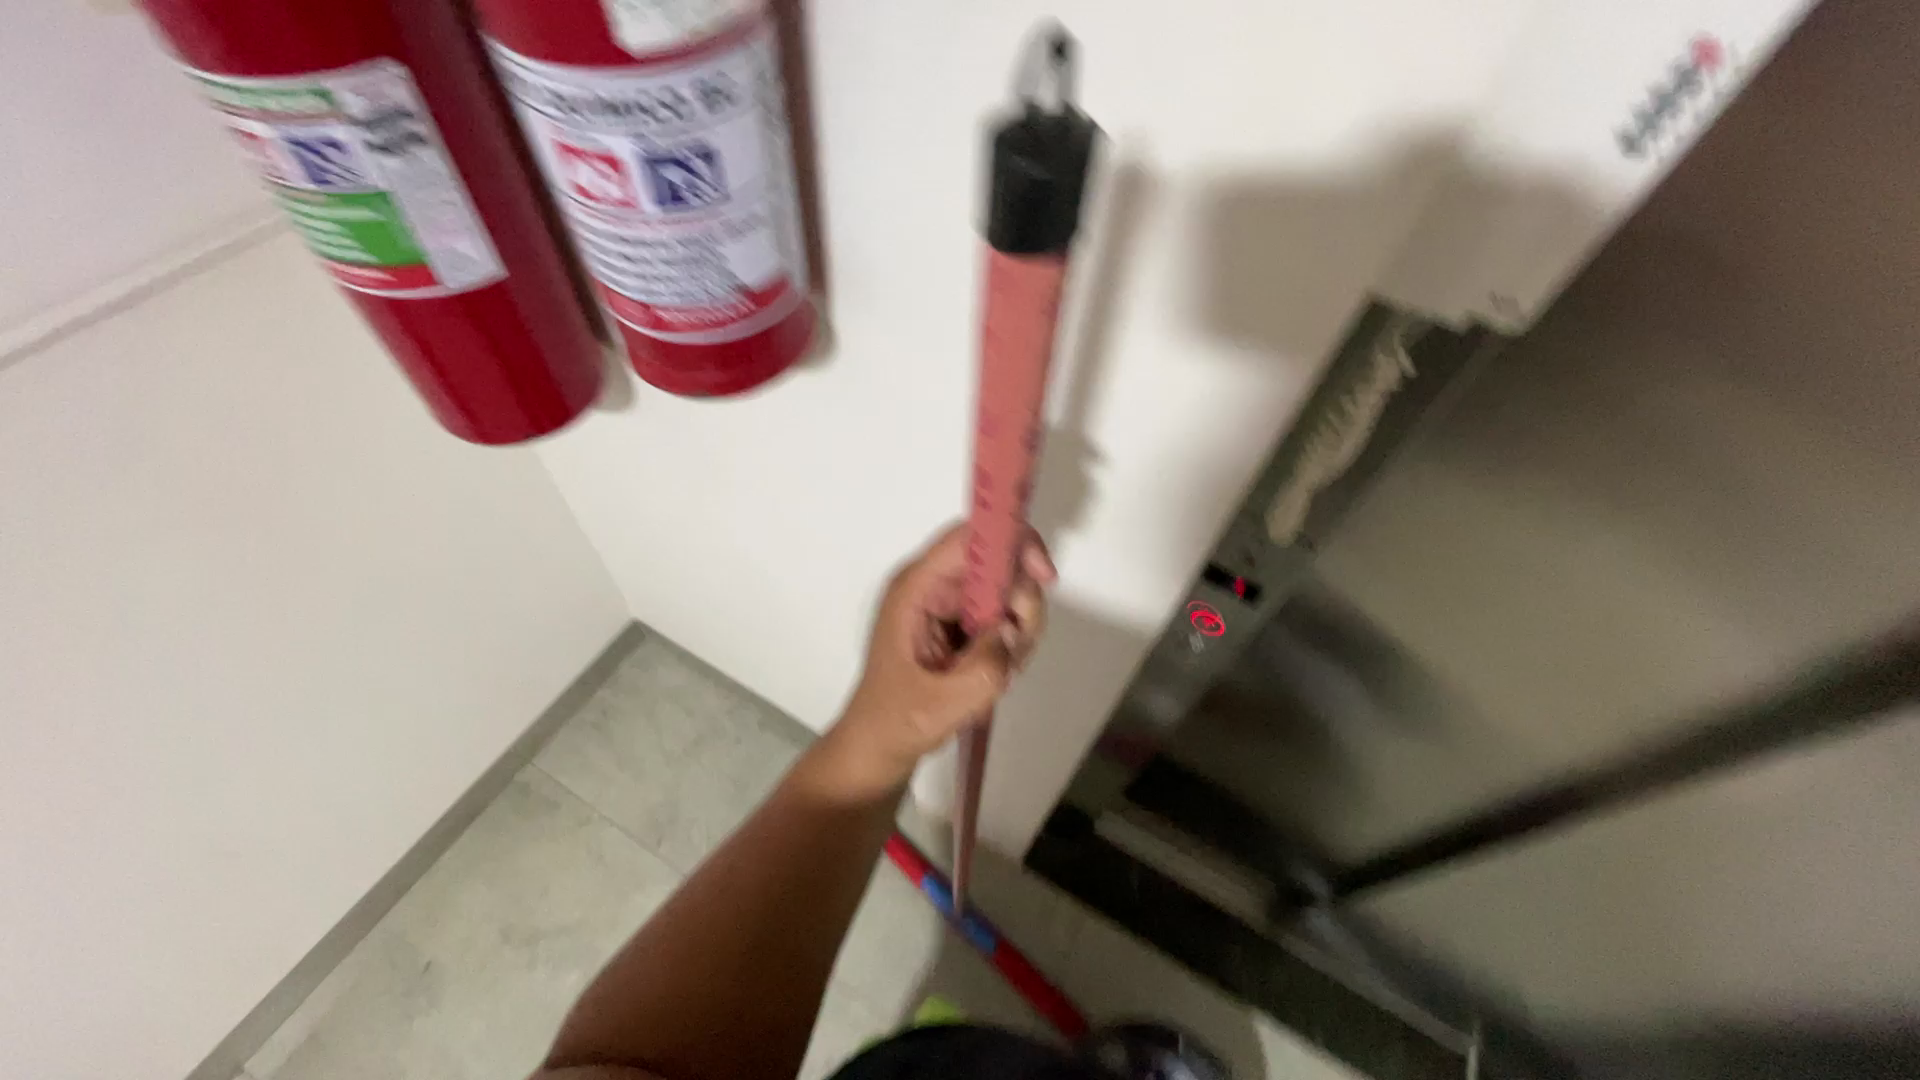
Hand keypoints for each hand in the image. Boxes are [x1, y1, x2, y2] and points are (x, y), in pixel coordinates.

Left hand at [832, 523, 1054, 784]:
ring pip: (1006, 593)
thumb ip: (983, 669)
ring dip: (1018, 631)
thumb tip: (1011, 631)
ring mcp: (947, 605)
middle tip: (1015, 650)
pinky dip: (1011, 643)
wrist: (879, 746)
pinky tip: (997, 675)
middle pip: (998, 564)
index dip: (1012, 544)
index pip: (969, 538)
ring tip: (1000, 674)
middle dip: (1020, 604)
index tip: (1043, 579)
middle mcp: (933, 586)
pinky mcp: (959, 625)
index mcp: (916, 589)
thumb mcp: (942, 705)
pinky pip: (1001, 617)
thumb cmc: (896, 722)